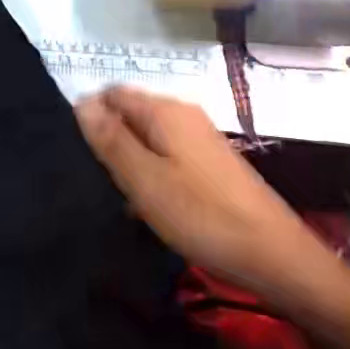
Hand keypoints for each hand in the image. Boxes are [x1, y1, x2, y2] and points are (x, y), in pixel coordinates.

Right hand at [75, 86, 342, 312]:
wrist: (274, 254)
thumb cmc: (202, 215)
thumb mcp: (145, 180)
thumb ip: (111, 139)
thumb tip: (81, 102)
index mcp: (165, 110)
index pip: (112, 94)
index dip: (89, 117)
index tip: (75, 154)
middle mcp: (183, 114)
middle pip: (130, 113)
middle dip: (108, 139)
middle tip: (92, 178)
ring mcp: (200, 137)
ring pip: (148, 137)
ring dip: (129, 160)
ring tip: (114, 194)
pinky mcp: (210, 162)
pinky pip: (166, 155)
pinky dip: (151, 172)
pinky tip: (146, 204)